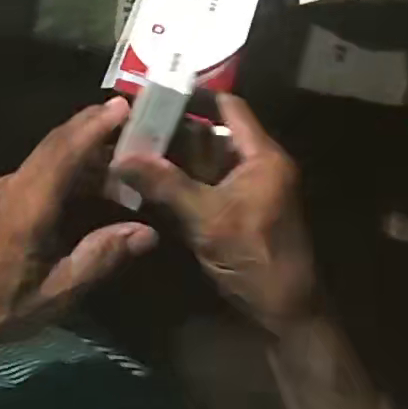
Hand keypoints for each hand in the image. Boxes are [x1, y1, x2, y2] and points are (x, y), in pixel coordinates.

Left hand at [0, 97, 157, 368]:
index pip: (63, 152)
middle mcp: (15, 184)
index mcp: (27, 204)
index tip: (121, 106)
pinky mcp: (6, 192)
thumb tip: (146, 232)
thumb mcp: (57, 291)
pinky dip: (71, 159)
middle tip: (130, 112)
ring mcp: (8, 185)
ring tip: (123, 141)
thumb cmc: (2, 304)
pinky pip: (43, 165)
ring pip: (49, 152)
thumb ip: (100, 257)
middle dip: (92, 123)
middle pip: (56, 143)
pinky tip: (95, 172)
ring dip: (83, 142)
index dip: (93, 127)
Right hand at [113, 94, 316, 334]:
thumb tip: (121, 157)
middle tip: (133, 119)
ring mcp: (242, 187)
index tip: (156, 91)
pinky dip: (175, 177)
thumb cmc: (257, 260)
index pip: (228, 107)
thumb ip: (165, 184)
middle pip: (209, 131)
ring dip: (170, 153)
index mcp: (261, 156)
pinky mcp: (231, 207)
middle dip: (172, 126)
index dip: (195, 95)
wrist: (286, 317)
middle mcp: (253, 164)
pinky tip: (144, 175)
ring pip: (201, 157)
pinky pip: (200, 180)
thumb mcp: (208, 218)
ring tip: (132, 143)